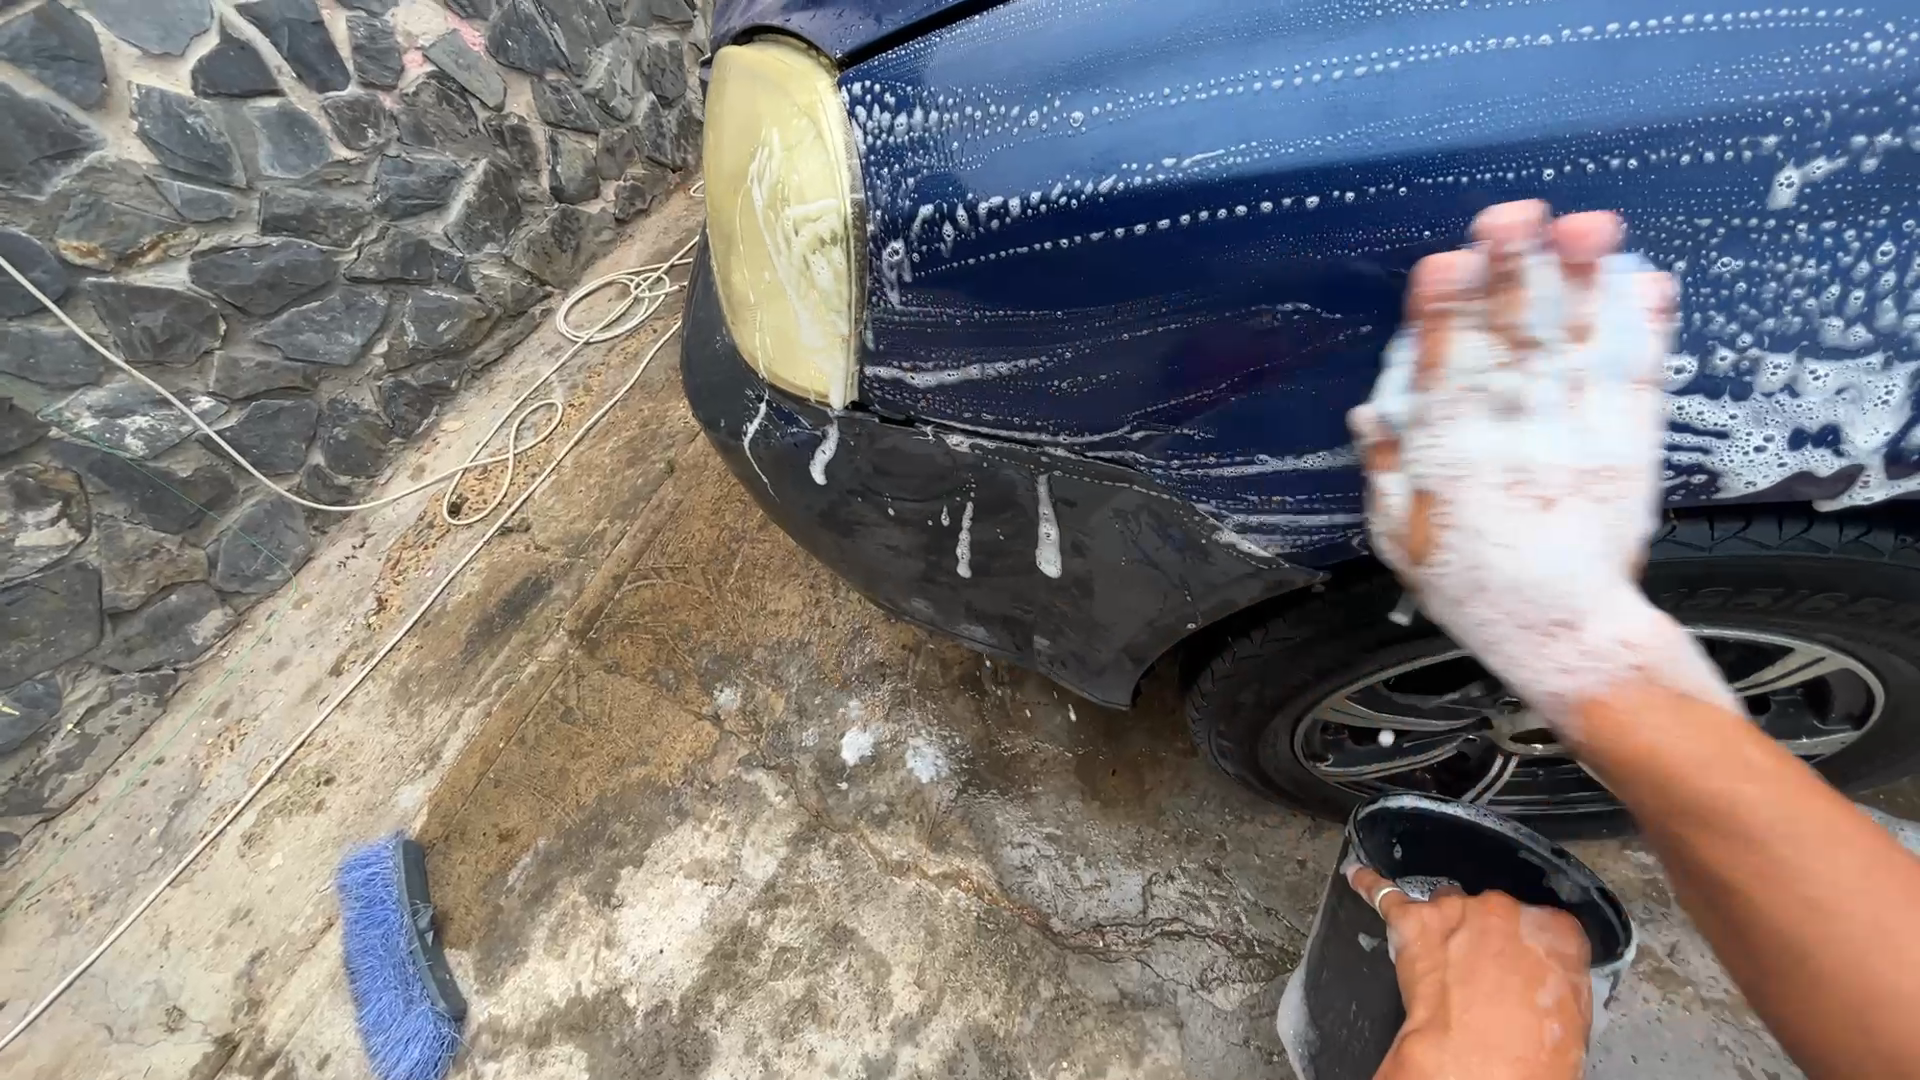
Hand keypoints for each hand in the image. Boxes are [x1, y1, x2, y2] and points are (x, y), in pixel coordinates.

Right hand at [1349, 200, 1737, 728]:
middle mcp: (1513, 442)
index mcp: (1450, 464)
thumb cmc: (1464, 581)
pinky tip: (1645, 282)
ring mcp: (1577, 441)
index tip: (1442, 265)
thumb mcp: (1397, 538)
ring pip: (1576, 353)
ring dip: (1582, 286)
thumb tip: (1368, 413)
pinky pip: (1638, 384)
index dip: (1442, 319)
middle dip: (1512, 278)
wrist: (1562, 627)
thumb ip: (1386, 472)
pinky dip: (1645, 333)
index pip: (1441, 377)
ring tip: (1587, 225)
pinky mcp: (1630, 448)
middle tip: (1511, 214)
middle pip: (1511, 349)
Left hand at [1350, 865, 1593, 1079]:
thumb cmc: (1533, 1050)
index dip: (1532, 946)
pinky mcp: (1411, 920)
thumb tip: (1536, 973)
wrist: (1479, 1059)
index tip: (1525, 963)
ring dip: (1443, 924)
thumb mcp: (1573, 1014)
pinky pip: (1384, 893)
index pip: (1546, 923)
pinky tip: (1357, 875)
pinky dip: (1369, 884)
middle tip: (1485, 972)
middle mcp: (1501, 907)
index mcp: (1554, 929)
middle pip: (1491, 910)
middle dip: (1487, 935)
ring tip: (1441, 953)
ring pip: (1445, 904)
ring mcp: (1452, 909)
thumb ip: (1554, 975)